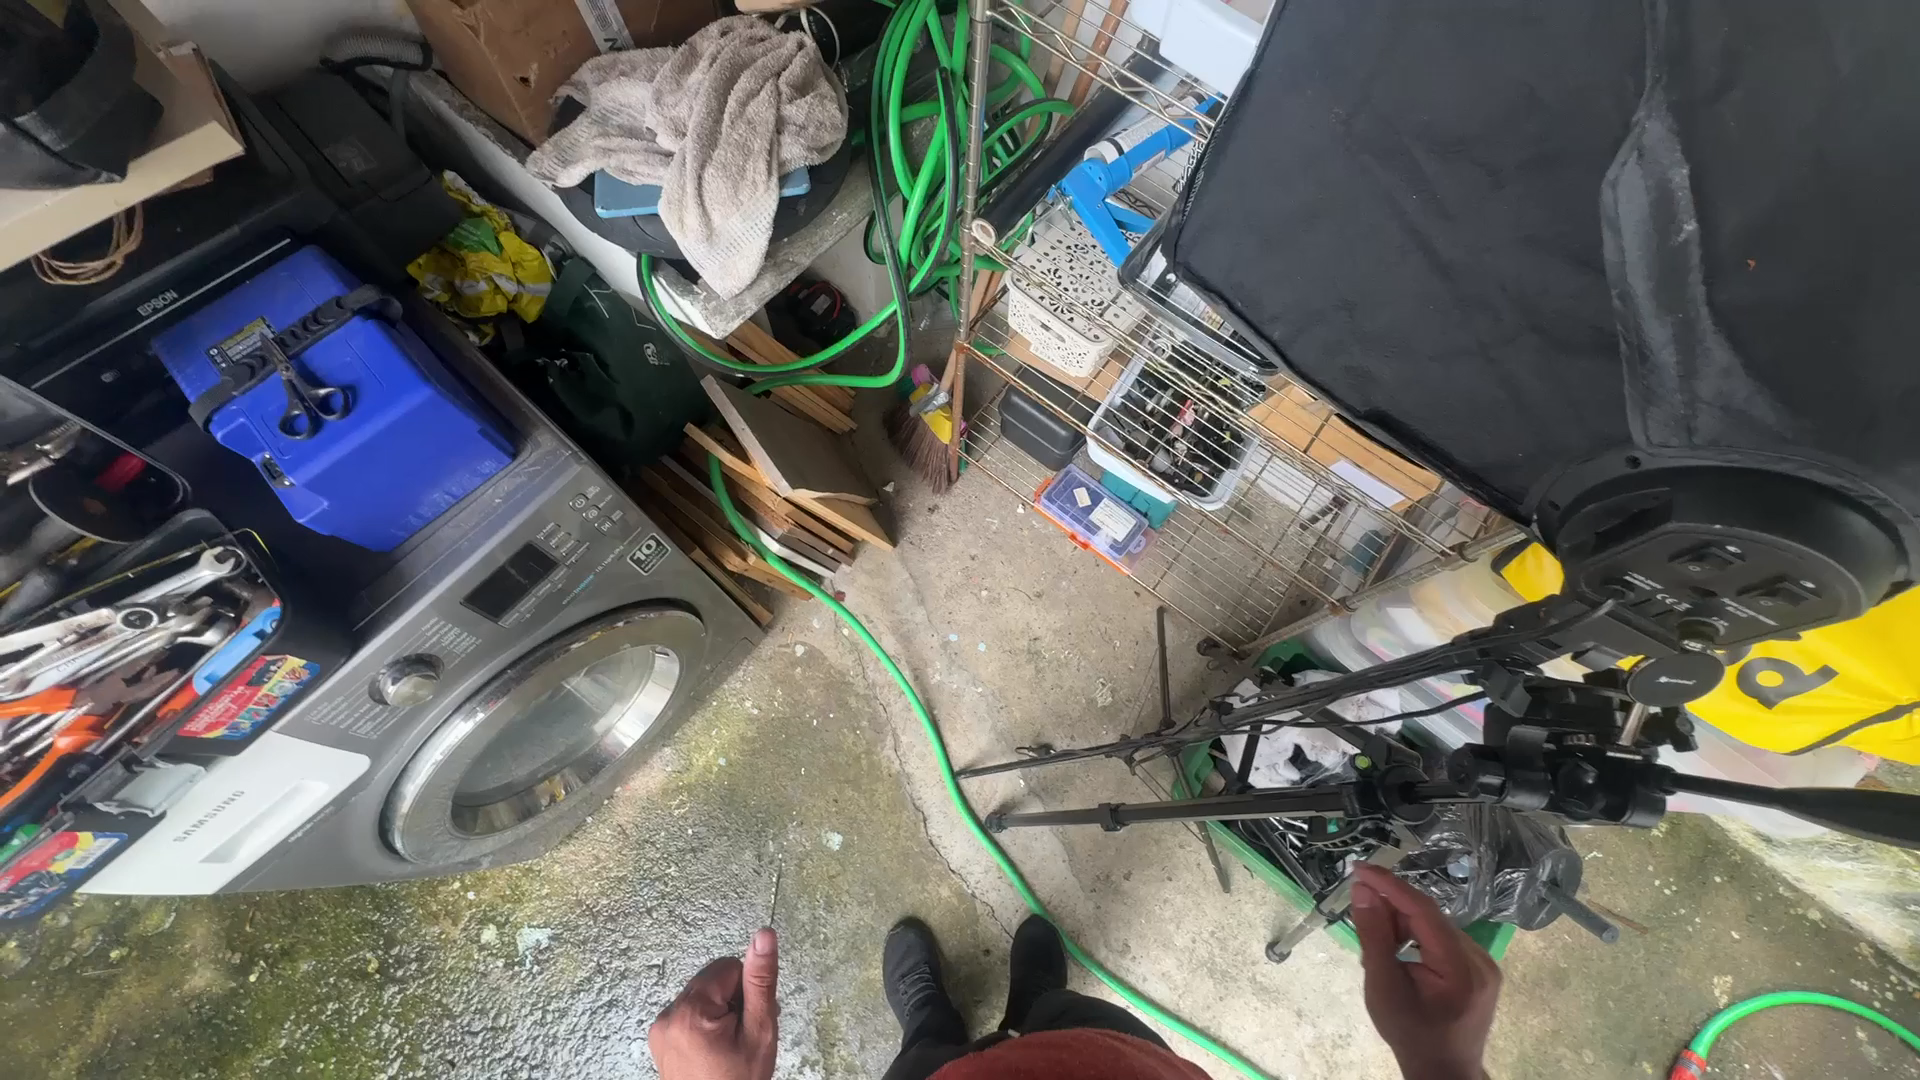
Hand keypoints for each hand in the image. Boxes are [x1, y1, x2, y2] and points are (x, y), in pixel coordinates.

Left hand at [649, 928, 779, 1079]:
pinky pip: (690, 1012)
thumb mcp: (759, 1030)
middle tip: (743, 1035)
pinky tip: (715, 1049)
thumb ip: (760, 980)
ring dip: (721, 1011)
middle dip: (734, 1000)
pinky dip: (706, 1023)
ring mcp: (660, 1028)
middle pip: (714, 980)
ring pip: (704, 995)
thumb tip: (764, 934)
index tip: (748, 1021)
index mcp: (690, 1010)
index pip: (729, 967)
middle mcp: (668, 1014)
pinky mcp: (660, 1039)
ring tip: (730, 1044)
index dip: (747, 991)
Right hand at [1349, 863, 1499, 1079]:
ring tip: (1375, 938)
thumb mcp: (1383, 985)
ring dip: (1400, 921)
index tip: (1358, 868)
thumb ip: (1373, 934)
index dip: (1389, 884)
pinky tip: (1395, 947)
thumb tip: (1363, 889)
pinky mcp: (1477, 969)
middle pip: (1428, 916)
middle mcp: (1479, 960)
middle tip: (1358, 907)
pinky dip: (1413, 934)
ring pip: (1432, 924)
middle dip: (1391, 906)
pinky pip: (1439, 936)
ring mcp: (1482, 964)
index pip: (1423, 910)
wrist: (1443, 1073)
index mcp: (1461, 967)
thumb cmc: (1410, 1032)